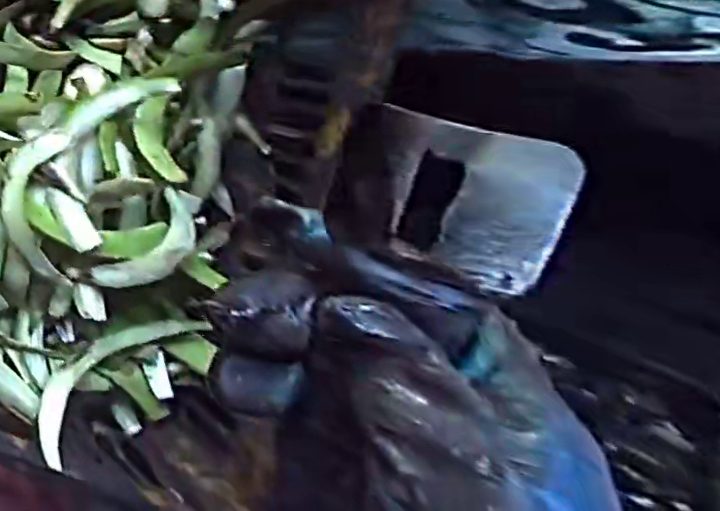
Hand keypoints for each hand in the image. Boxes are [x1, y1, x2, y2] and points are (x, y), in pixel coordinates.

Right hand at [209, 201, 617, 510]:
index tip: (298, 238)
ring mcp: (354, 407)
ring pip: (296, 332)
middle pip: (347, 305)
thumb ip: (419, 388)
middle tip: (241, 307)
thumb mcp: (467, 479)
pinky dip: (242, 369)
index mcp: (489, 395)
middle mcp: (415, 386)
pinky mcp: (303, 430)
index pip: (433, 299)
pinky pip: (265, 374)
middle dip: (287, 293)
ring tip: (231, 338)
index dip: (364, 265)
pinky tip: (235, 388)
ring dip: (255, 324)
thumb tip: (351, 307)